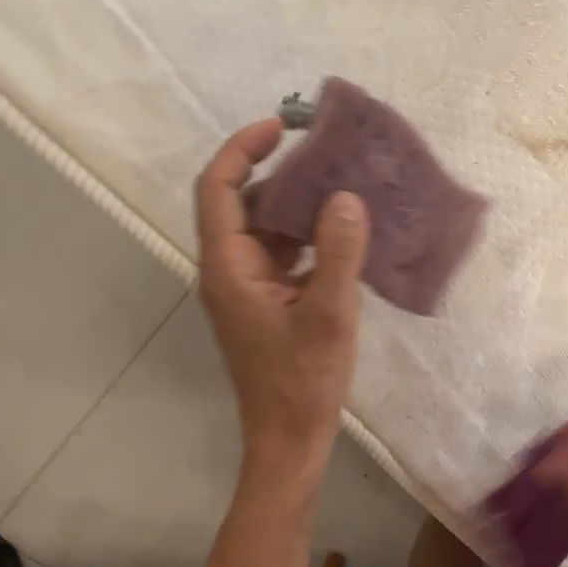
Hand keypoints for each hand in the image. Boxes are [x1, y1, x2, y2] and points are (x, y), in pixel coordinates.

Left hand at [196, 119, 367, 482]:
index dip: (244, 148)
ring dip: (299, 211)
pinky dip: (307, 243)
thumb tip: (346, 198)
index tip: (282, 127)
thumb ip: (337, 252)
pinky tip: (344, 240)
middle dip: (282, 176)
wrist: (289, 440)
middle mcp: (228, 272)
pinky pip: (281, 260)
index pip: (221, 187)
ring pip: (265, 233)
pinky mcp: (265, 309)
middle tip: (329, 159)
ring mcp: (246, 292)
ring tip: (343, 192)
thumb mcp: (328, 314)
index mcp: (228, 267)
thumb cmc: (303, 381)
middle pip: (243, 205)